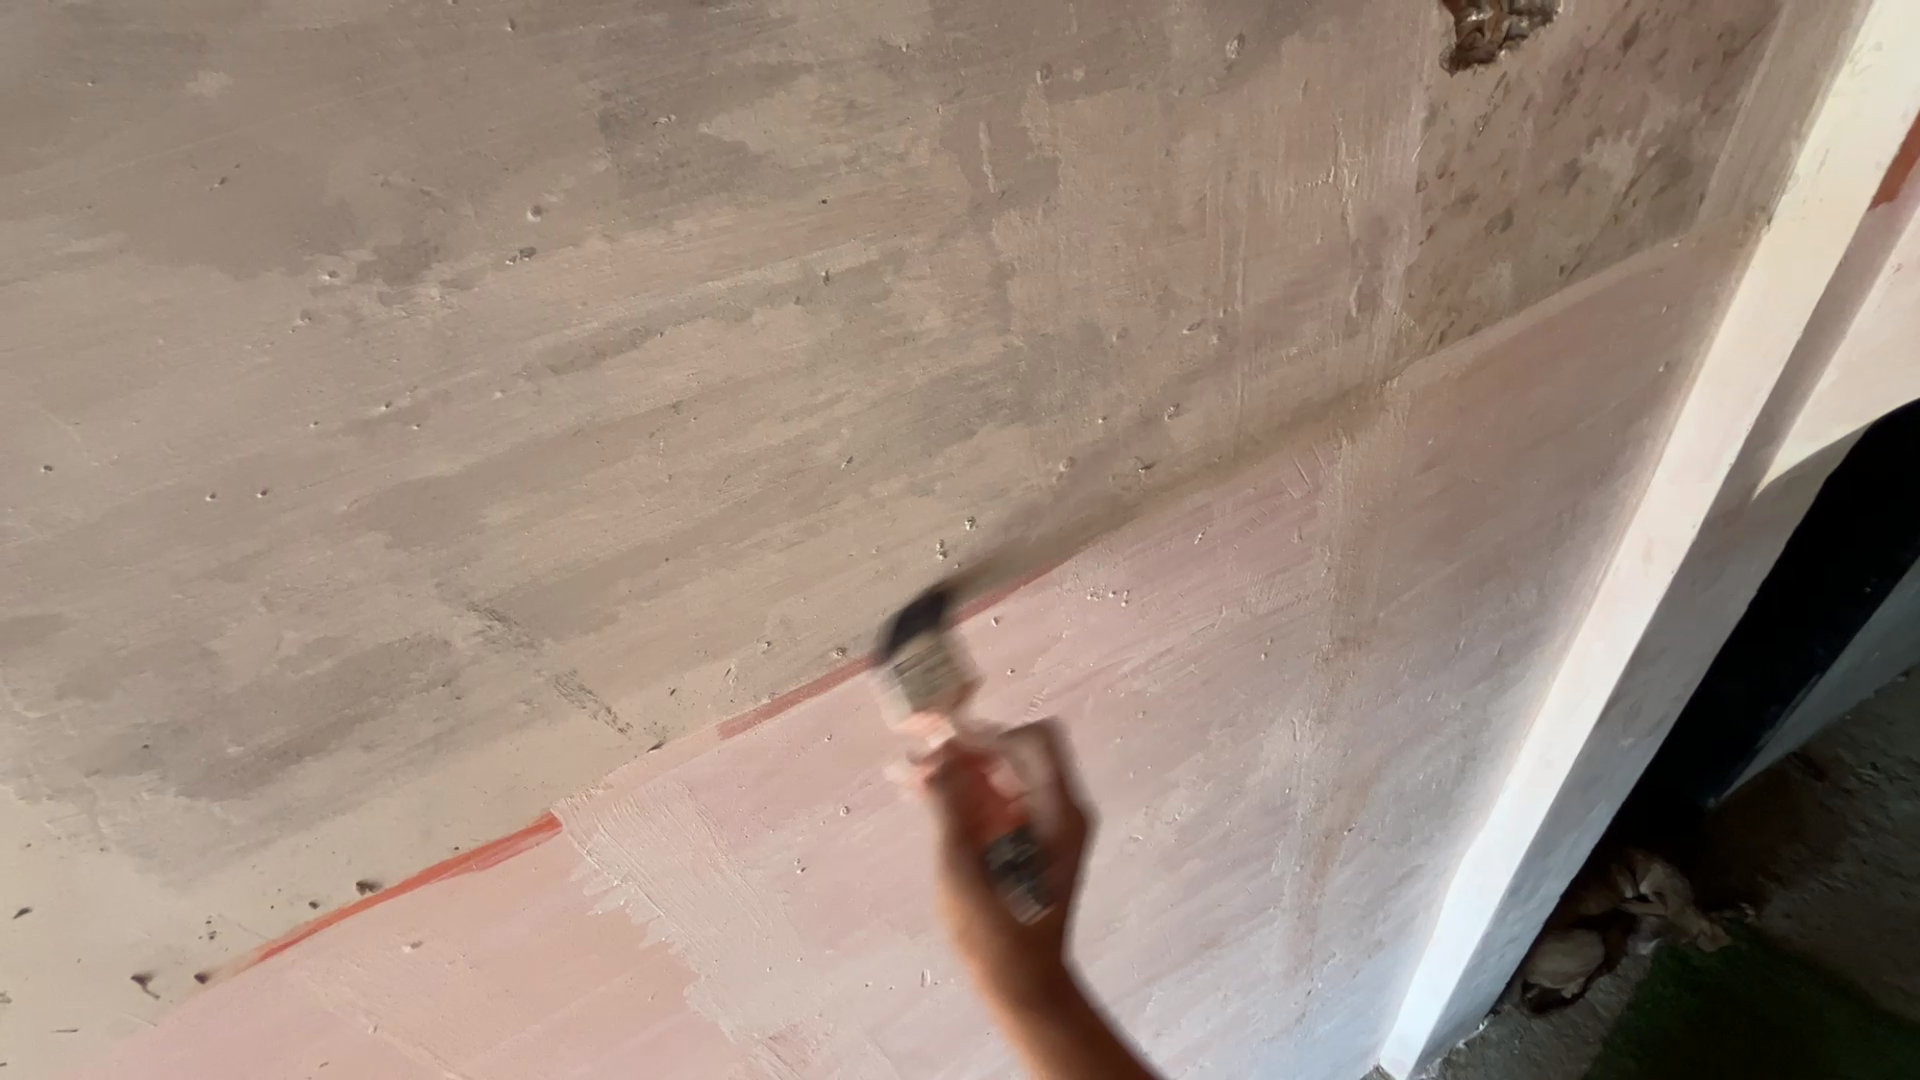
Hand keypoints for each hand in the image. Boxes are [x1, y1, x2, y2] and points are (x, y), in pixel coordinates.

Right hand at [921, 719, 1094, 1012]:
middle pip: (1014, 753)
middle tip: (918, 754)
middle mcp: (1059, 808)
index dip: (987, 734)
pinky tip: (921, 793)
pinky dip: (964, 793)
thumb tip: (935, 757)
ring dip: (957, 769)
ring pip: (1000, 773)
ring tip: (907, 772)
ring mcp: (1044, 823)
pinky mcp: (1027, 839)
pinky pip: (997, 799)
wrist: (1023, 987)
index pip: (1032, 741)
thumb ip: (950, 803)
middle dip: (964, 749)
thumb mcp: (964, 864)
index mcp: (1058, 810)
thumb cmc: (996, 934)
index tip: (944, 741)